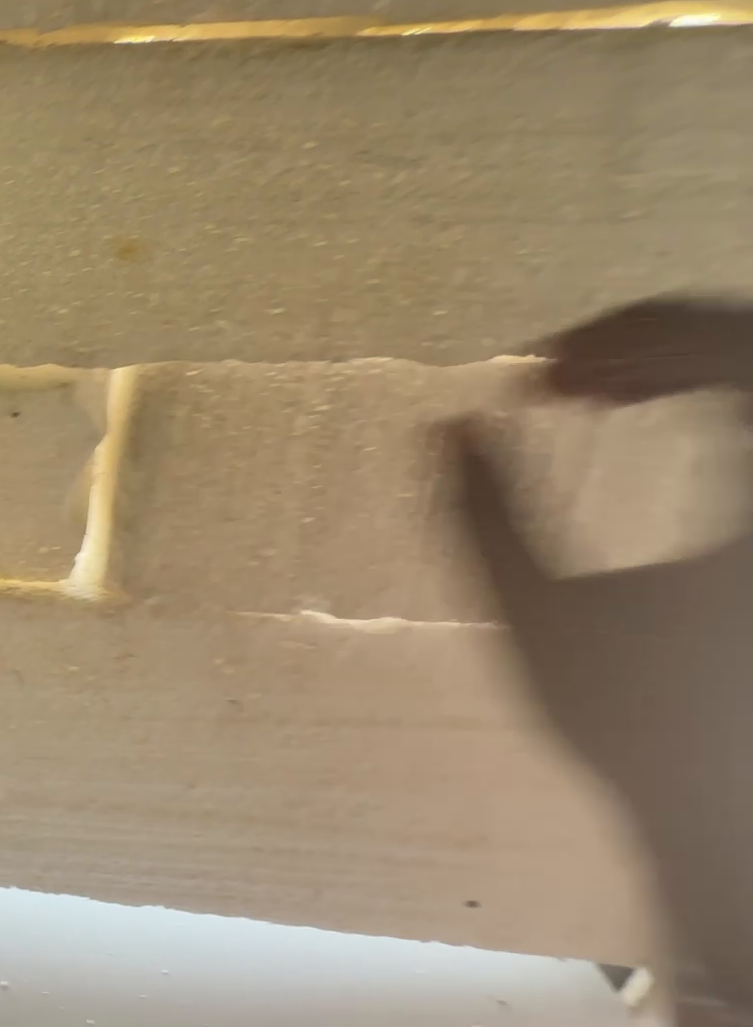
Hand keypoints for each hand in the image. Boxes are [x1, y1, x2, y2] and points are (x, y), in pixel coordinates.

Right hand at [446, 296, 752, 1019]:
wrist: (740, 823)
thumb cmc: (639, 731)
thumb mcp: (537, 616)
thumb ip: (479, 514)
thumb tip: (441, 424)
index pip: (718, 345)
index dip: (619, 339)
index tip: (533, 379)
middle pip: (749, 352)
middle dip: (655, 352)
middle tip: (566, 386)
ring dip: (691, 379)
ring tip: (611, 405)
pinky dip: (719, 423)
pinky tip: (678, 443)